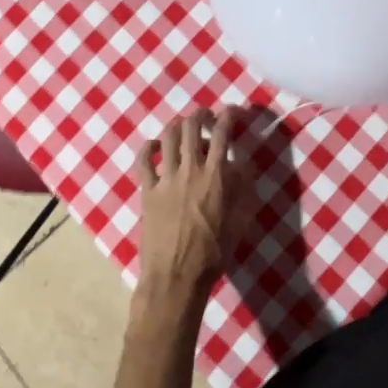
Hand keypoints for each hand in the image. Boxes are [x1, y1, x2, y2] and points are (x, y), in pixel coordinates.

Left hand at [135, 108, 241, 300]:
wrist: (176, 276)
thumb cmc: (213, 253)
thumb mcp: (240, 222)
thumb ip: (243, 191)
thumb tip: (243, 167)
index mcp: (216, 176)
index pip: (223, 134)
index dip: (229, 116)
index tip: (233, 111)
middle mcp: (190, 170)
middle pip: (192, 127)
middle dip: (201, 114)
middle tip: (206, 115)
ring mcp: (165, 178)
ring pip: (169, 136)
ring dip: (177, 124)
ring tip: (183, 124)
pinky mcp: (147, 190)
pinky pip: (144, 159)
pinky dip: (150, 146)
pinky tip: (156, 145)